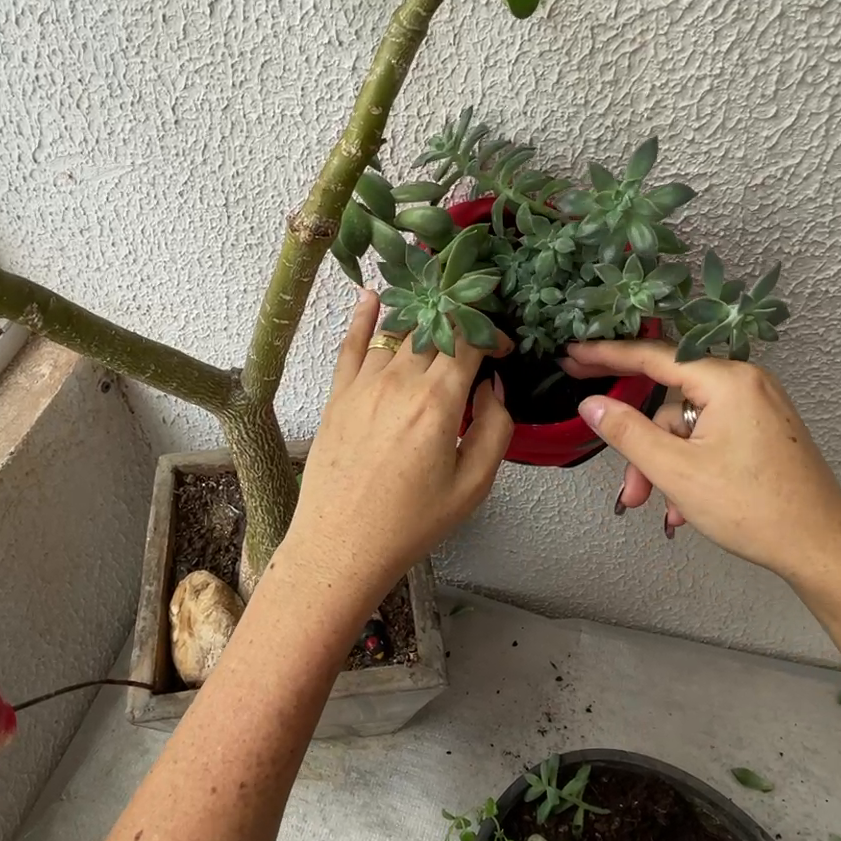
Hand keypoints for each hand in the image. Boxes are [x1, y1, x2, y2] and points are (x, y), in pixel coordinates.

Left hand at [280, 290, 513, 599]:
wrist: (342, 544)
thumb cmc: (410, 523)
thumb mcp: (473, 485)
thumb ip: (495, 427)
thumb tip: (493, 387)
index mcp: (438, 402)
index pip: (469, 340)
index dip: (490, 334)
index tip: (501, 348)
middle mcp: (399, 381)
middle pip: (435, 329)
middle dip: (459, 324)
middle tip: (471, 336)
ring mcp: (364, 384)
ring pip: (397, 332)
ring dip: (421, 321)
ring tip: (437, 321)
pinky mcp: (338, 394)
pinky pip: (351, 344)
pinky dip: (362, 317)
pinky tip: (370, 296)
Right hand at [564, 341, 840, 579]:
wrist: (823, 550)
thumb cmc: (755, 510)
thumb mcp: (675, 470)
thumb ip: (626, 431)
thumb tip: (591, 403)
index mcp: (728, 381)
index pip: (653, 356)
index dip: (606, 355)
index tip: (572, 354)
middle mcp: (747, 383)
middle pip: (668, 398)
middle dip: (638, 439)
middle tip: (599, 434)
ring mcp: (758, 407)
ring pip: (685, 425)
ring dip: (662, 463)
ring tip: (654, 503)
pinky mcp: (762, 431)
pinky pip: (708, 436)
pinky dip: (688, 465)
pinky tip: (683, 504)